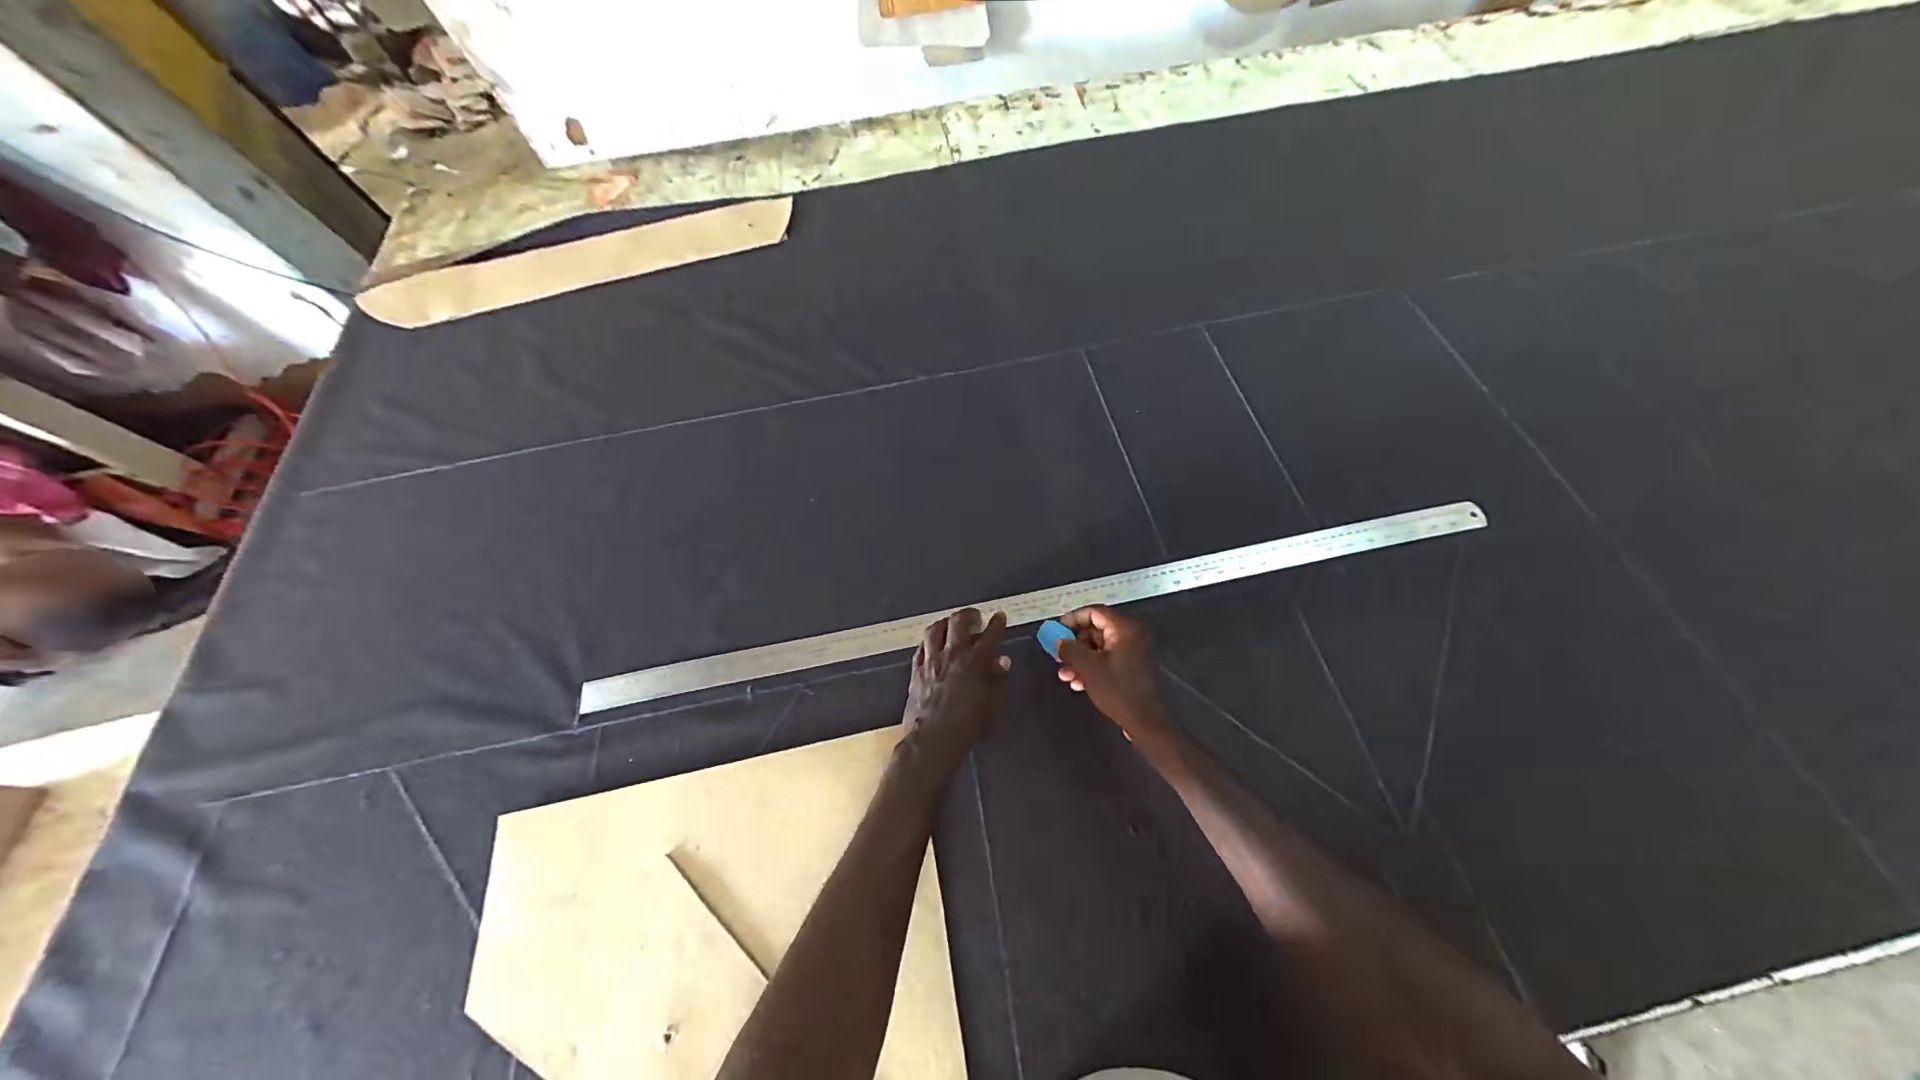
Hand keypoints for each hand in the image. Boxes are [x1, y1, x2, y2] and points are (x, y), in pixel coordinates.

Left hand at [900, 608, 1009, 767]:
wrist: (933, 738)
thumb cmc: (969, 725)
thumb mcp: (994, 705)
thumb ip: (999, 680)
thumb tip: (1001, 661)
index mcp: (975, 661)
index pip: (989, 634)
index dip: (997, 623)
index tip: (1000, 616)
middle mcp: (952, 654)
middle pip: (958, 622)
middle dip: (969, 615)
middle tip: (975, 617)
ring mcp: (931, 661)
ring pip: (935, 630)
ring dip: (945, 623)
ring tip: (951, 624)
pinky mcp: (916, 671)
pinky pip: (921, 648)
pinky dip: (929, 641)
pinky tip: (932, 644)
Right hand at [1054, 605, 1167, 735]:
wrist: (1143, 720)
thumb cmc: (1117, 689)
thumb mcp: (1089, 667)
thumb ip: (1070, 650)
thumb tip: (1059, 641)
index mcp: (1125, 629)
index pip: (1095, 612)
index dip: (1073, 618)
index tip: (1057, 630)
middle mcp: (1130, 636)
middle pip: (1095, 630)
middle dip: (1074, 644)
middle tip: (1058, 655)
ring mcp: (1131, 652)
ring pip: (1098, 648)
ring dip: (1079, 659)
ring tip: (1065, 674)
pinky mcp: (1129, 667)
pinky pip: (1105, 659)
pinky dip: (1090, 667)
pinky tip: (1077, 682)